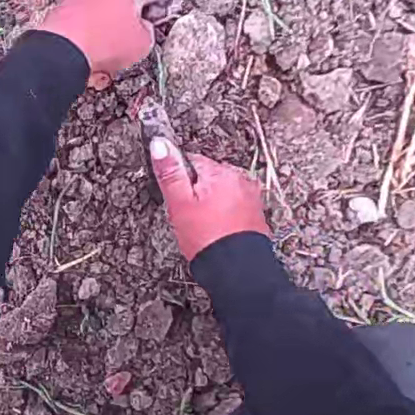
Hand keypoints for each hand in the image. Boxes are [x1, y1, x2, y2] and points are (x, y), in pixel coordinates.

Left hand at [36, 0, 163, 77]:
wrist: (65, 49)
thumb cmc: (104, 42)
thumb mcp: (143, 44)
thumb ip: (149, 31)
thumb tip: (144, 30)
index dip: (160, 8)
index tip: (157, 21)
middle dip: (135, 12)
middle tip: (137, 32)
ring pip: (110, 4)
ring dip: (114, 20)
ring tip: (114, 43)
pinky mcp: (70, 1)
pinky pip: (91, 14)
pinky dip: (96, 27)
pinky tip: (97, 45)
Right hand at [150, 140, 269, 260]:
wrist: (236, 270)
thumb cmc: (208, 239)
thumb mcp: (180, 204)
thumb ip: (170, 172)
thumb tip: (159, 144)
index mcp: (221, 173)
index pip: (191, 161)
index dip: (180, 181)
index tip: (179, 199)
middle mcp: (240, 180)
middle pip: (207, 177)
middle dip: (197, 194)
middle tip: (190, 217)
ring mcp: (250, 197)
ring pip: (221, 193)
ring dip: (212, 205)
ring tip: (204, 227)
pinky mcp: (255, 214)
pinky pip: (234, 208)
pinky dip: (225, 216)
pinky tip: (217, 231)